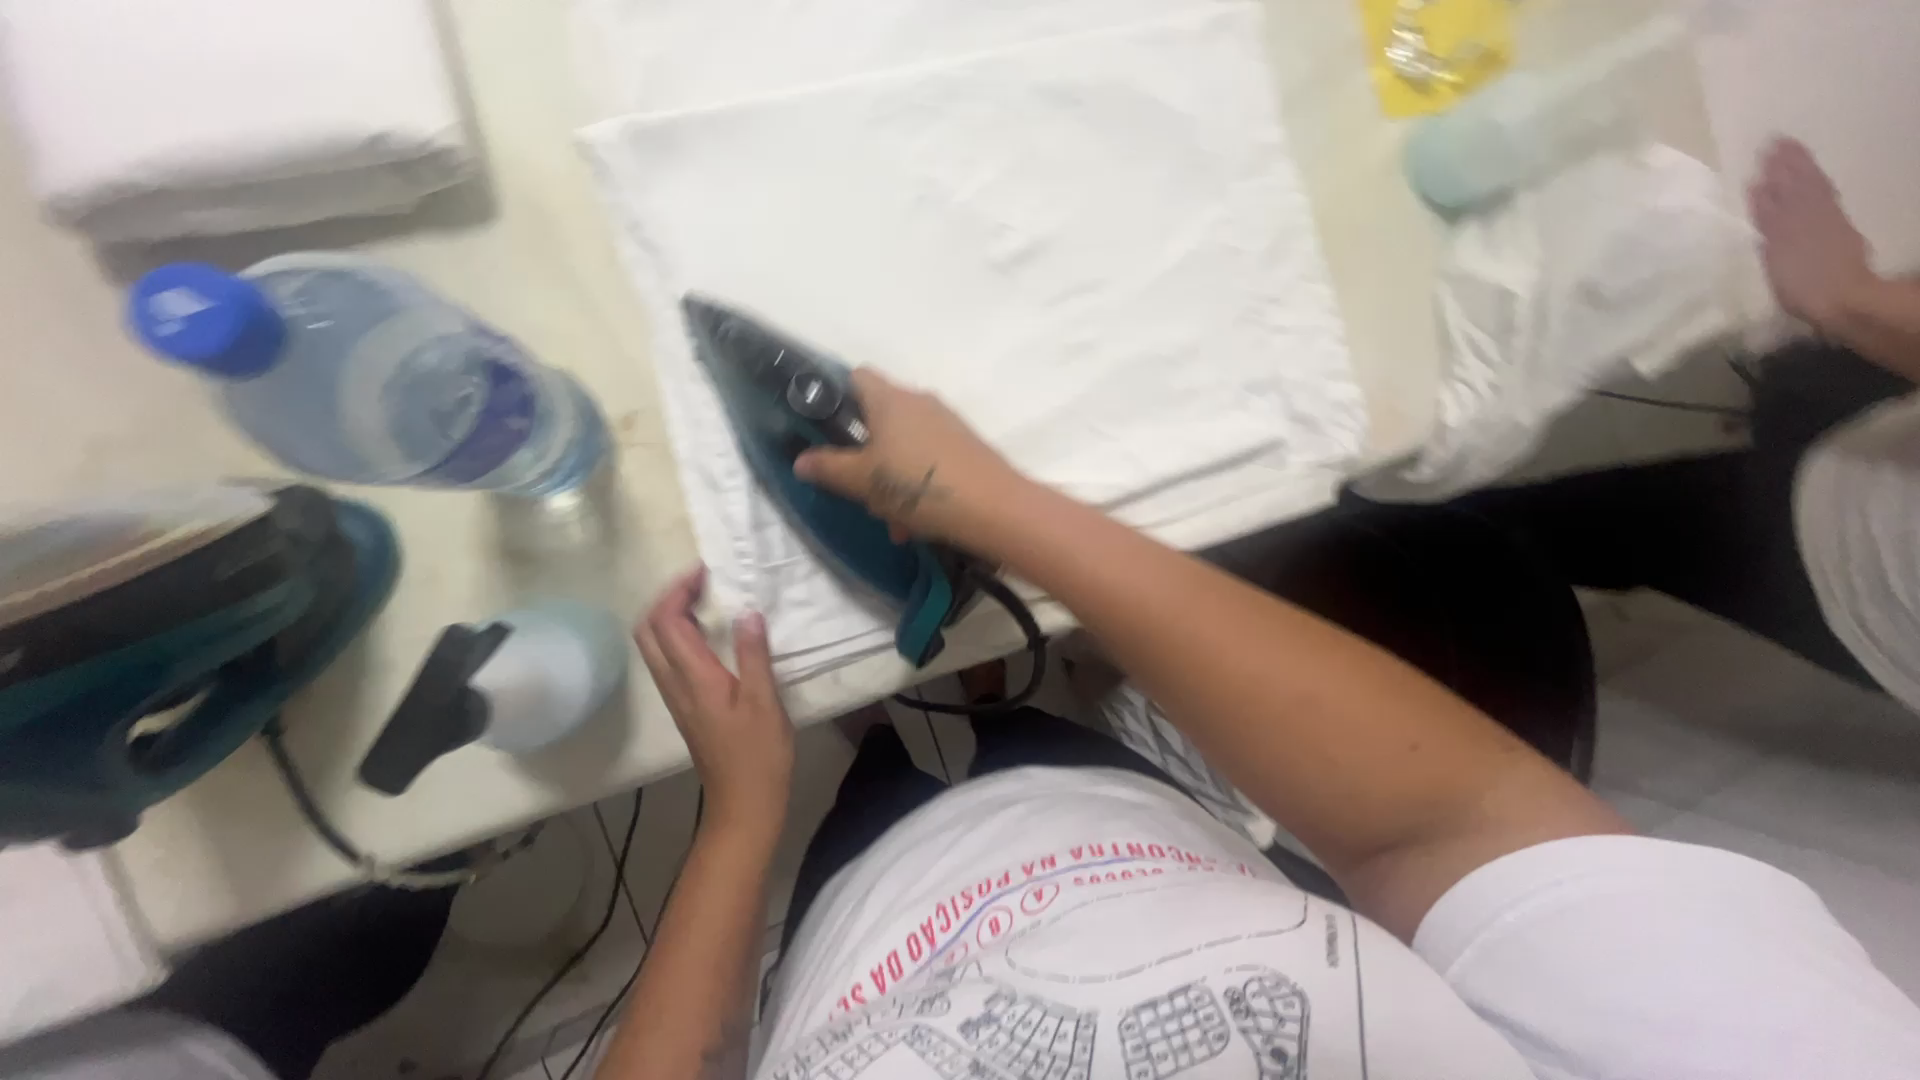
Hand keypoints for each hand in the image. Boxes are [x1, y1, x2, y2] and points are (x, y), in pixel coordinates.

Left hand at [635, 566, 792, 837]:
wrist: (744, 803)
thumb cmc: (759, 754)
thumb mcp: (765, 701)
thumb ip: (754, 655)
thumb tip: (747, 612)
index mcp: (694, 678)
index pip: (668, 622)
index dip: (679, 590)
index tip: (706, 572)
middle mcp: (675, 684)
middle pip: (648, 631)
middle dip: (666, 598)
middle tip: (701, 582)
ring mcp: (677, 697)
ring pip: (654, 646)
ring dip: (671, 615)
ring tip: (706, 599)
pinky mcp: (686, 706)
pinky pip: (668, 659)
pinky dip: (679, 635)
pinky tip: (710, 633)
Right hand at [793, 369, 1026, 548]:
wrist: (994, 508)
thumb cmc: (919, 486)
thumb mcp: (863, 482)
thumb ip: (828, 468)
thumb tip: (801, 460)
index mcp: (890, 399)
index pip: (855, 376)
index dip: (835, 396)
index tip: (826, 430)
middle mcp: (920, 402)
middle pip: (879, 420)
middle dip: (866, 459)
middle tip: (861, 493)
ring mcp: (947, 425)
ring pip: (904, 449)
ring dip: (892, 484)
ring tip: (895, 523)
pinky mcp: (966, 449)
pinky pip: (929, 463)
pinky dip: (918, 490)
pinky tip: (919, 525)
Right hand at [1750, 137, 1878, 329]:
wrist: (1842, 299)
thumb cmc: (1804, 281)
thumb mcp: (1778, 251)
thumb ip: (1769, 217)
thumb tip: (1759, 187)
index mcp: (1797, 217)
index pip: (1786, 185)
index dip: (1778, 166)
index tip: (1769, 144)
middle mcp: (1811, 213)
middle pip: (1800, 183)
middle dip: (1788, 164)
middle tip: (1778, 142)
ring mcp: (1824, 223)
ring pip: (1810, 191)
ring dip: (1798, 174)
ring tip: (1786, 158)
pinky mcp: (1832, 234)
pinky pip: (1820, 204)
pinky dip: (1808, 193)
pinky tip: (1800, 189)